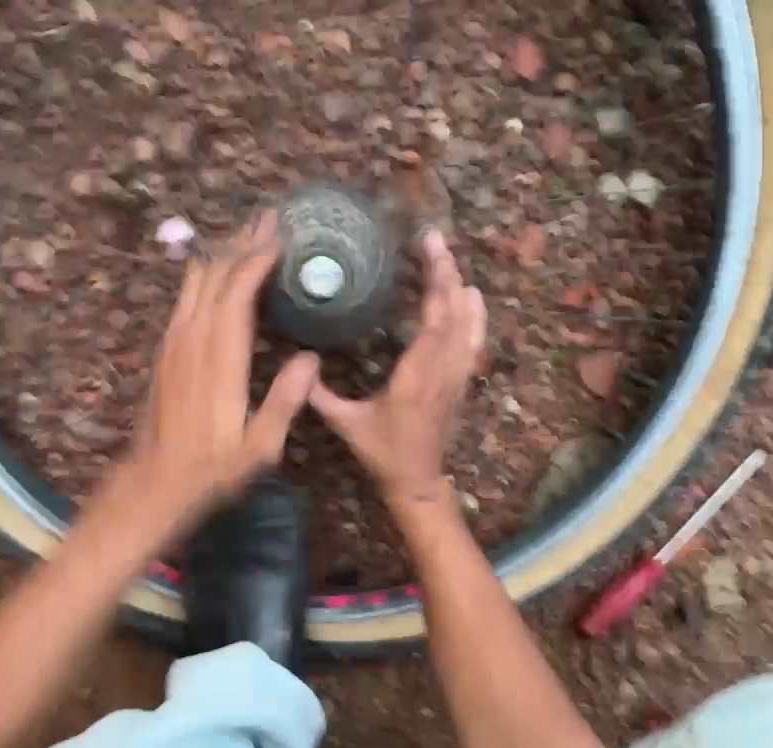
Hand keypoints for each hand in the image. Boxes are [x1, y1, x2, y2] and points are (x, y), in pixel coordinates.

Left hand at [125, 212, 318, 516]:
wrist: (156, 481)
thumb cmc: (213, 469)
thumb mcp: (259, 447)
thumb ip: (284, 402)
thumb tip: (311, 360)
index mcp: (220, 361)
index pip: (236, 293)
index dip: (257, 261)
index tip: (280, 238)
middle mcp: (193, 342)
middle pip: (214, 277)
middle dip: (242, 245)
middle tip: (268, 220)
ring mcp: (174, 345)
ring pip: (195, 284)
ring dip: (221, 256)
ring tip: (246, 236)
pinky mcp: (165, 353)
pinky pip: (184, 300)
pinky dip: (204, 278)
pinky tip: (215, 274)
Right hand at [310, 230, 486, 506]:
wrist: (417, 482)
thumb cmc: (382, 454)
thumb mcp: (347, 425)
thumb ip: (321, 396)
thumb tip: (297, 368)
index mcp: (415, 377)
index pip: (434, 319)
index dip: (435, 280)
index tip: (428, 247)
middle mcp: (441, 372)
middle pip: (454, 313)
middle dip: (447, 273)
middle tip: (435, 239)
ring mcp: (456, 378)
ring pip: (468, 326)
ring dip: (461, 290)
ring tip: (450, 259)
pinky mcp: (461, 384)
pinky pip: (473, 344)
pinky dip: (474, 316)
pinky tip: (473, 297)